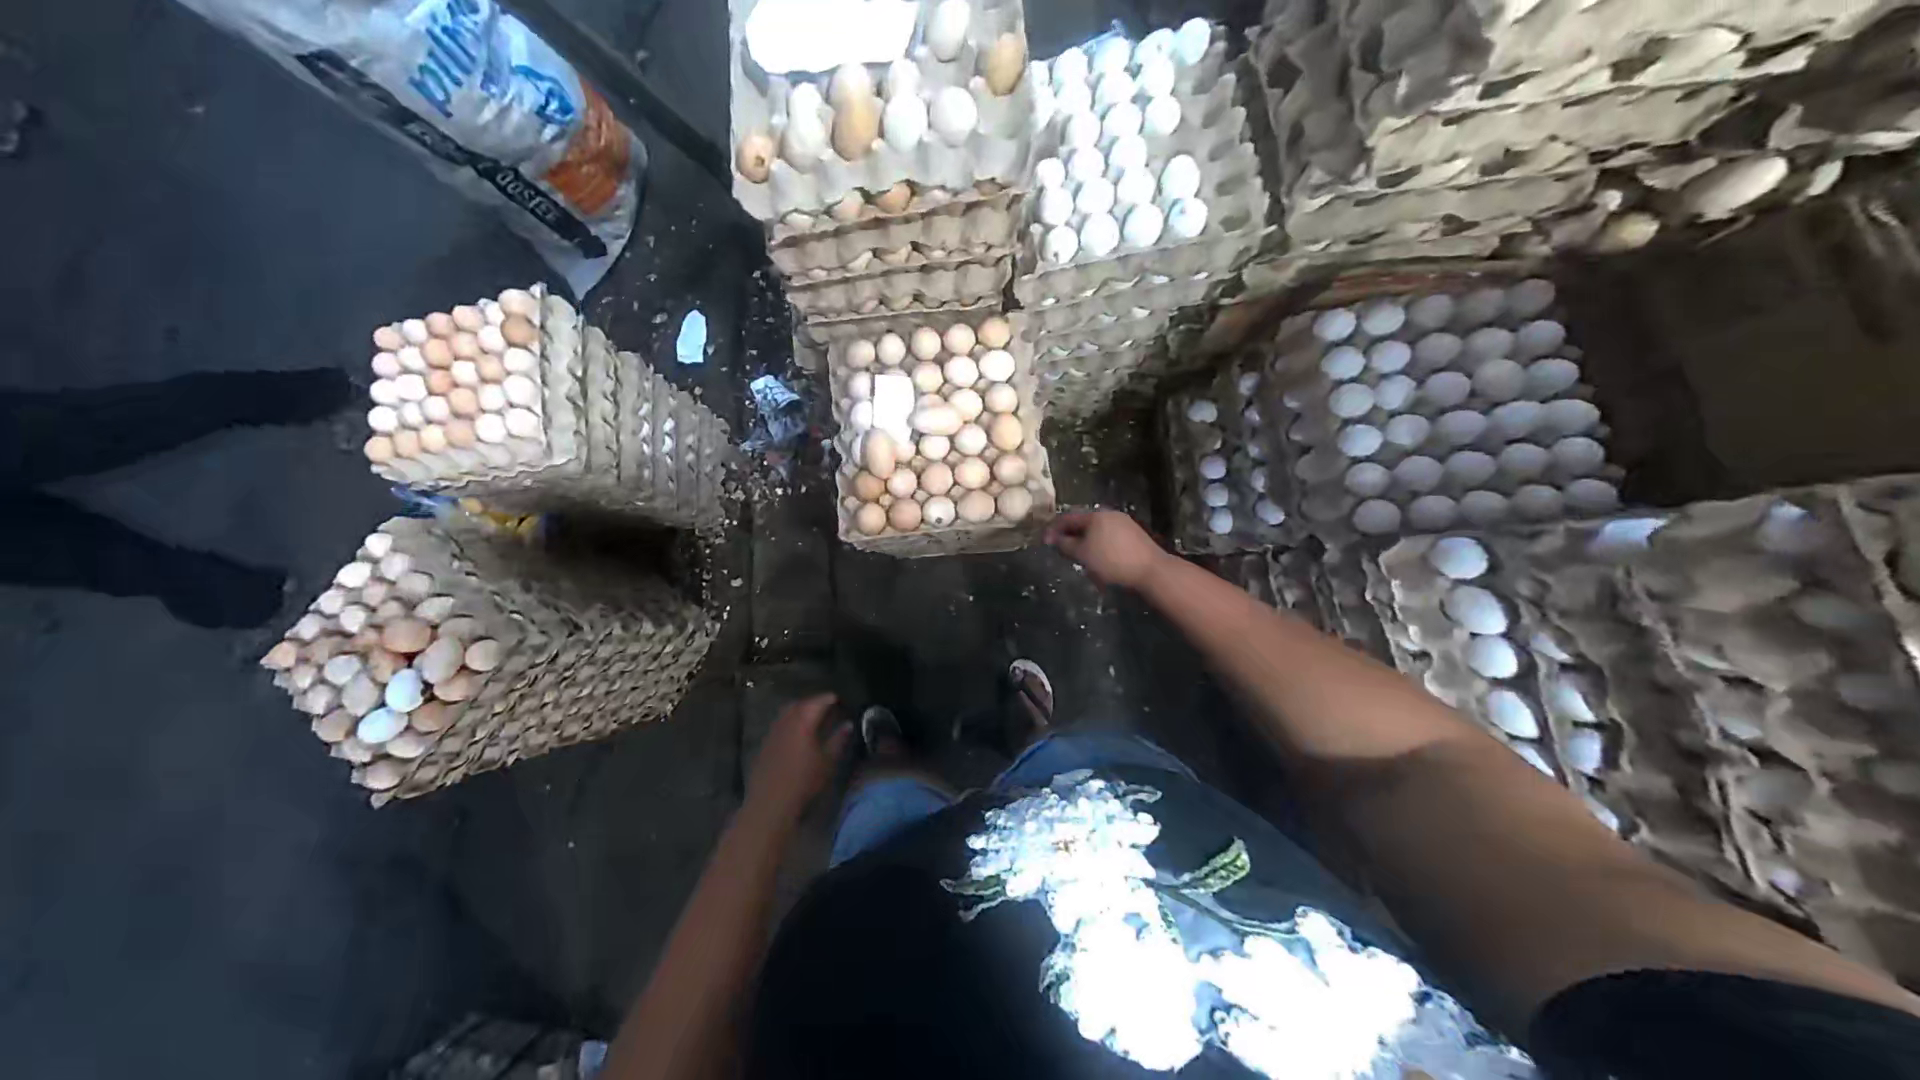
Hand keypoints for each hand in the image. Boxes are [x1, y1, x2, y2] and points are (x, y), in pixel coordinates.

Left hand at [745, 693, 851, 815]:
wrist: (770, 803)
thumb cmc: (804, 782)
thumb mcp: (828, 762)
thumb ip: (838, 740)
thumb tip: (847, 724)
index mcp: (803, 722)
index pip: (817, 702)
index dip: (828, 698)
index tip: (838, 698)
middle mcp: (786, 722)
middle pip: (799, 704)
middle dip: (813, 702)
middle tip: (826, 706)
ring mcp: (772, 732)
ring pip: (786, 713)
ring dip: (799, 710)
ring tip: (811, 718)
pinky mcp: (764, 744)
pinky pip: (779, 724)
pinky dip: (789, 722)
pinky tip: (796, 734)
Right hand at [1044, 509, 1170, 590]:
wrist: (1151, 571)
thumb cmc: (1112, 561)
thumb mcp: (1083, 554)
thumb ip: (1065, 545)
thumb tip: (1052, 538)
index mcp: (1095, 515)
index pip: (1067, 518)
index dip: (1053, 529)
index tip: (1044, 543)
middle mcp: (1110, 515)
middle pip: (1083, 524)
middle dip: (1070, 537)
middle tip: (1062, 552)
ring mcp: (1124, 524)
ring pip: (1096, 532)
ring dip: (1085, 544)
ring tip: (1081, 560)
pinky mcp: (1134, 536)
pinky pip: (1109, 538)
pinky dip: (1099, 547)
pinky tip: (1100, 562)